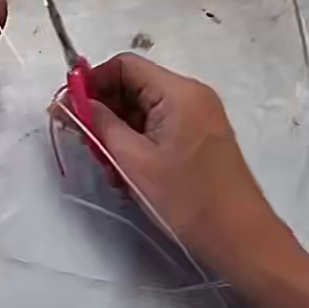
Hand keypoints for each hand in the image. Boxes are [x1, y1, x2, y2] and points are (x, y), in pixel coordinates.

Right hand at [78, 53, 305, 286]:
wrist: (243, 243)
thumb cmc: (186, 199)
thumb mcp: (131, 159)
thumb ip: (96, 123)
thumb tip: (65, 101)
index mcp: (178, 93)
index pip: (123, 65)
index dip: (91, 81)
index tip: (70, 108)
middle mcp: (191, 95)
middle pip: (132, 84)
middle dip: (103, 108)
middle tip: (84, 140)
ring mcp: (198, 115)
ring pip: (140, 107)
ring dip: (116, 128)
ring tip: (107, 162)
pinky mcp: (198, 135)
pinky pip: (155, 123)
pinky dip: (135, 139)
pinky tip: (127, 168)